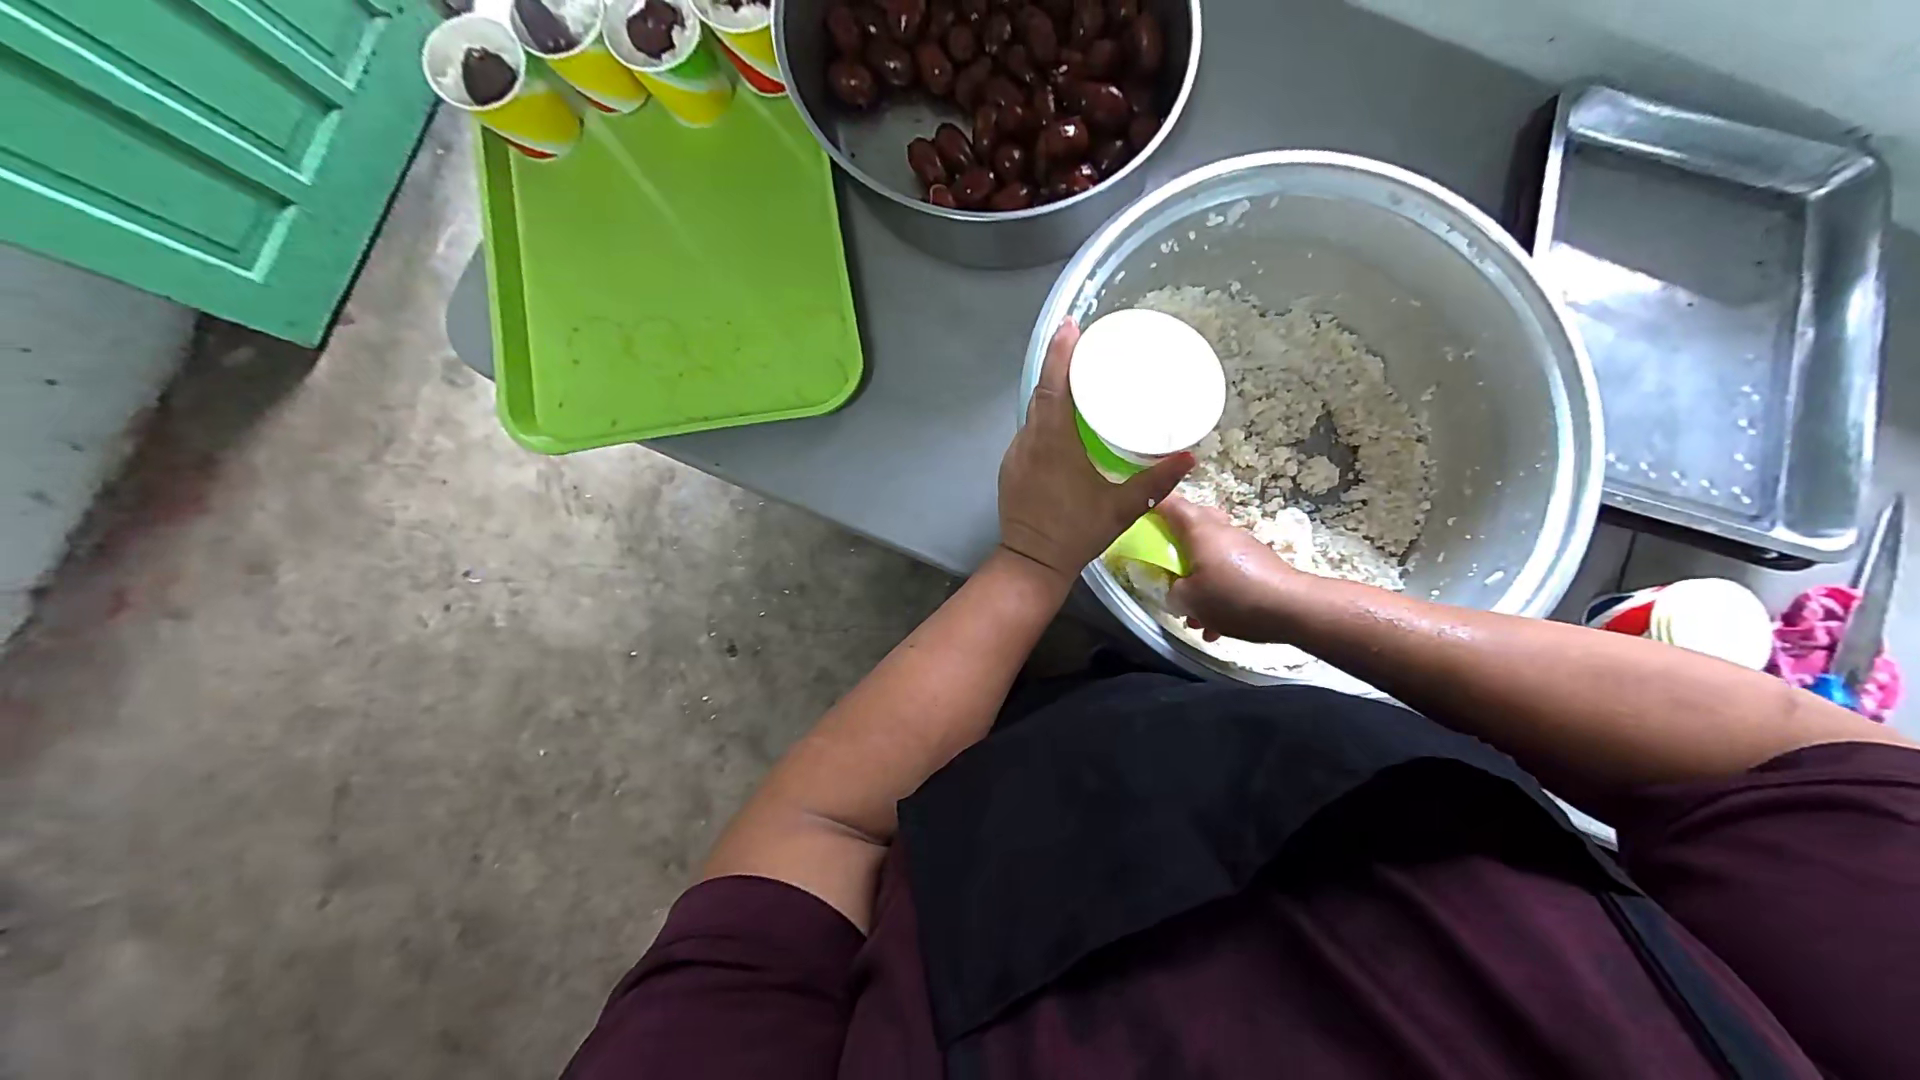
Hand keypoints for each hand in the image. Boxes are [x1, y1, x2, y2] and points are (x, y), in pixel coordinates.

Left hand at [998, 320, 1194, 584]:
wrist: (1031, 563)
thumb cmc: (1076, 534)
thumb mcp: (1122, 508)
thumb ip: (1156, 482)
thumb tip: (1189, 456)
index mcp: (1053, 443)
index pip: (1053, 386)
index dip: (1061, 353)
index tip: (1072, 326)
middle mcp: (1029, 441)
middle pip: (1041, 392)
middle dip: (1059, 365)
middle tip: (1084, 346)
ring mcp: (1016, 455)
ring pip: (1033, 413)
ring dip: (1051, 392)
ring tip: (1078, 379)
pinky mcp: (1011, 468)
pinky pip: (1029, 432)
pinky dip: (1044, 418)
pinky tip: (1062, 422)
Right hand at [1156, 495, 1305, 642]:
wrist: (1293, 608)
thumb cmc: (1233, 595)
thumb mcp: (1188, 600)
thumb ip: (1172, 591)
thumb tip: (1175, 590)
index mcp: (1199, 529)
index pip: (1169, 503)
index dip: (1151, 502)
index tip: (1137, 508)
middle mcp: (1221, 531)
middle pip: (1192, 524)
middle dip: (1176, 541)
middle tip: (1164, 560)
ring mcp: (1243, 547)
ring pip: (1210, 555)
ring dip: (1198, 579)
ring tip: (1192, 613)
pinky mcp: (1259, 566)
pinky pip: (1228, 574)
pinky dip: (1218, 594)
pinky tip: (1216, 626)